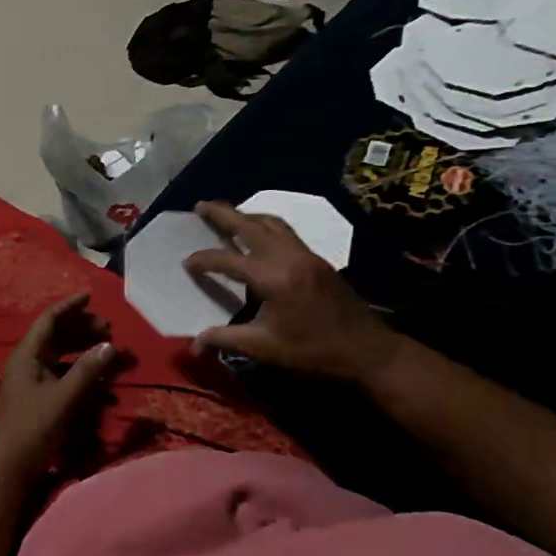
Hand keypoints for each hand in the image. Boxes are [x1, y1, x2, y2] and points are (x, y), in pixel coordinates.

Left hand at [0, 293, 115, 481]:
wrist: (10, 464)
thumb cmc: (33, 427)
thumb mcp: (63, 398)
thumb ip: (87, 370)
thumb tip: (110, 345)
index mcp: (27, 354)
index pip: (48, 320)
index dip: (68, 307)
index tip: (90, 297)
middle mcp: (27, 361)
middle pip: (55, 334)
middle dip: (81, 327)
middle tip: (108, 327)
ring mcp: (32, 378)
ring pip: (59, 353)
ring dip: (82, 348)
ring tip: (107, 347)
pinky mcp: (38, 394)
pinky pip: (61, 372)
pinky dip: (80, 370)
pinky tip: (100, 378)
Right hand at [182, 201, 401, 384]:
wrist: (368, 350)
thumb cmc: (313, 350)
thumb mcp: (264, 347)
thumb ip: (225, 339)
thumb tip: (194, 345)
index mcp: (272, 277)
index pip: (228, 260)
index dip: (204, 260)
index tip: (186, 263)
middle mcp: (288, 257)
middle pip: (250, 226)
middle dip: (223, 214)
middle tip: (201, 206)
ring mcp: (305, 255)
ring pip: (271, 223)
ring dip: (247, 216)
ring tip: (226, 214)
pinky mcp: (316, 259)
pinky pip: (285, 232)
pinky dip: (265, 226)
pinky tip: (257, 233)